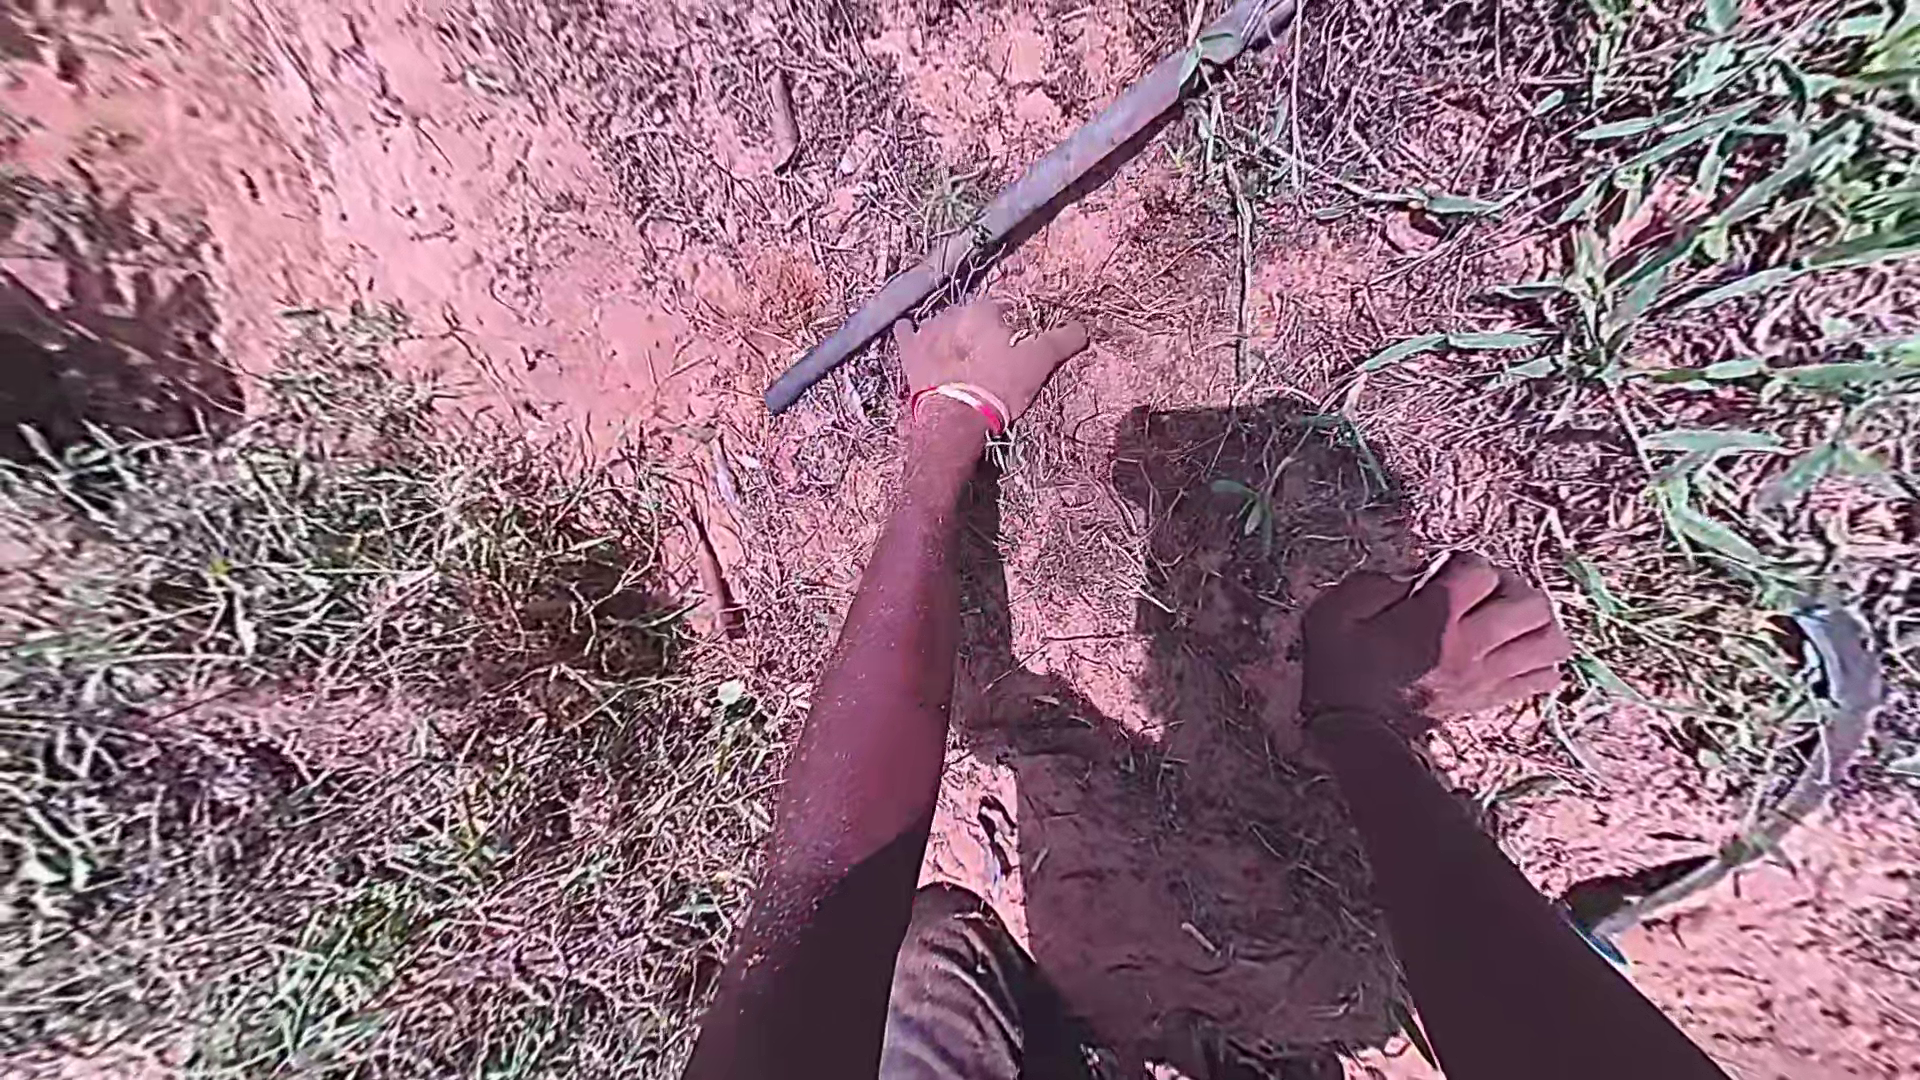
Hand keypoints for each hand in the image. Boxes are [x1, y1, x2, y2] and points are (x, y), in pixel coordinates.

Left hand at [893, 299, 1088, 427]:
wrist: (955, 419)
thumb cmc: (997, 387)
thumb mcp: (1038, 364)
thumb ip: (1061, 342)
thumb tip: (1083, 329)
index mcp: (983, 310)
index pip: (1002, 307)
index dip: (1010, 323)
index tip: (1014, 340)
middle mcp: (952, 313)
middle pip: (970, 316)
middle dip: (978, 329)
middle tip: (987, 353)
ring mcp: (927, 333)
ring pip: (940, 323)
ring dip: (949, 332)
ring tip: (958, 352)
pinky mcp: (909, 355)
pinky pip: (905, 333)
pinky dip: (908, 332)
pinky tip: (907, 329)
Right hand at [1300, 552, 1571, 735]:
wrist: (1352, 727)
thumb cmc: (1338, 666)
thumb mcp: (1333, 613)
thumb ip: (1371, 584)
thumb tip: (1408, 576)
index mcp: (1434, 619)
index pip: (1479, 572)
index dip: (1462, 562)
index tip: (1438, 570)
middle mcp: (1472, 644)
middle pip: (1530, 603)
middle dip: (1508, 586)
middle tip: (1478, 589)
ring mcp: (1488, 675)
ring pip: (1551, 641)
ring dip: (1534, 622)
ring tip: (1502, 617)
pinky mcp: (1491, 697)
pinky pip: (1546, 677)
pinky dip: (1538, 660)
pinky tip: (1507, 651)